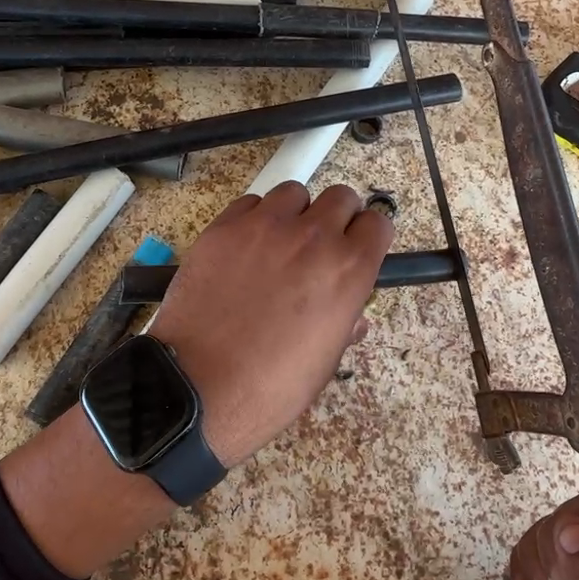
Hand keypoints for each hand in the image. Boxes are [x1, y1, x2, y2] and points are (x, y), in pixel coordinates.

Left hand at [146, 181, 393, 465]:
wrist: (201, 387)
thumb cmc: (269, 386)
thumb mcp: (325, 361)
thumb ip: (344, 324)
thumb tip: (352, 317)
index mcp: (347, 271)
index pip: (377, 223)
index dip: (368, 236)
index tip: (358, 246)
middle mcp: (312, 238)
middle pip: (340, 197)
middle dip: (336, 217)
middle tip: (321, 243)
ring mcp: (265, 227)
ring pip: (294, 192)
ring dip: (295, 212)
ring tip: (280, 241)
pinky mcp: (224, 227)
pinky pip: (249, 203)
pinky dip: (253, 218)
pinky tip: (245, 247)